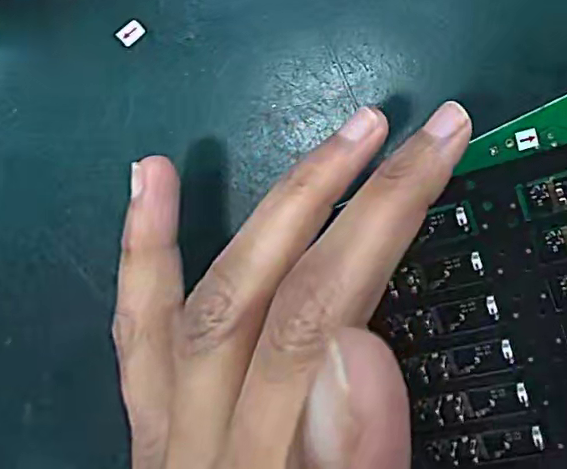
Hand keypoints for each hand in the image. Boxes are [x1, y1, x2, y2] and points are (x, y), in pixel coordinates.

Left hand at [113, 102, 472, 468]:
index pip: (321, 351)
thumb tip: (358, 350)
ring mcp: (168, 440)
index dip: (380, 242)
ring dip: (292, 198)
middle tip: (421, 135)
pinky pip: (138, 332)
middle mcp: (205, 456)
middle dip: (360, 204)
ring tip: (351, 131)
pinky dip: (147, 247)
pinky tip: (151, 174)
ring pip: (219, 297)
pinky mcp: (151, 429)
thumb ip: (358, 461)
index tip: (427, 178)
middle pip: (281, 309)